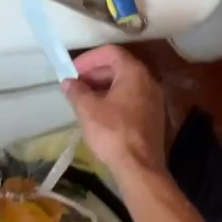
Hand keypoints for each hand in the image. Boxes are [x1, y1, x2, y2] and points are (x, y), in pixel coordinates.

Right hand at [61, 45, 166, 179]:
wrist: (140, 168)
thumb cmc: (113, 132)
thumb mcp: (87, 109)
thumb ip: (76, 91)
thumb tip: (68, 82)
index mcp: (134, 73)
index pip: (110, 52)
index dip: (89, 58)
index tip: (72, 71)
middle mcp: (148, 82)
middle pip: (119, 67)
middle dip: (94, 73)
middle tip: (76, 85)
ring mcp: (154, 100)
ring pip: (125, 84)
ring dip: (103, 87)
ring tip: (83, 100)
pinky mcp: (153, 117)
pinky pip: (131, 98)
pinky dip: (114, 99)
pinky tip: (99, 113)